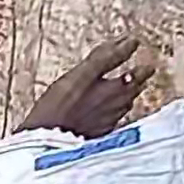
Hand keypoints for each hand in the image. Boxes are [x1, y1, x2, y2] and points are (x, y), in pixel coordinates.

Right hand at [16, 35, 154, 137]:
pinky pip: (108, 121)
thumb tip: (127, 41)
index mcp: (118, 88)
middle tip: (138, 72)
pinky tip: (101, 114)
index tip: (133, 46)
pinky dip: (108, 114)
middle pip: (134, 89)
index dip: (134, 56)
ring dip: (123, 97)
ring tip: (120, 92)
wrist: (45, 142)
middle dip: (136, 80)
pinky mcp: (95, 137)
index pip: (137, 70)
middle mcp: (118, 106)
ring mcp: (108, 123)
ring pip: (123, 106)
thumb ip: (106, 57)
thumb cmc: (59, 108)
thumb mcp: (80, 75)